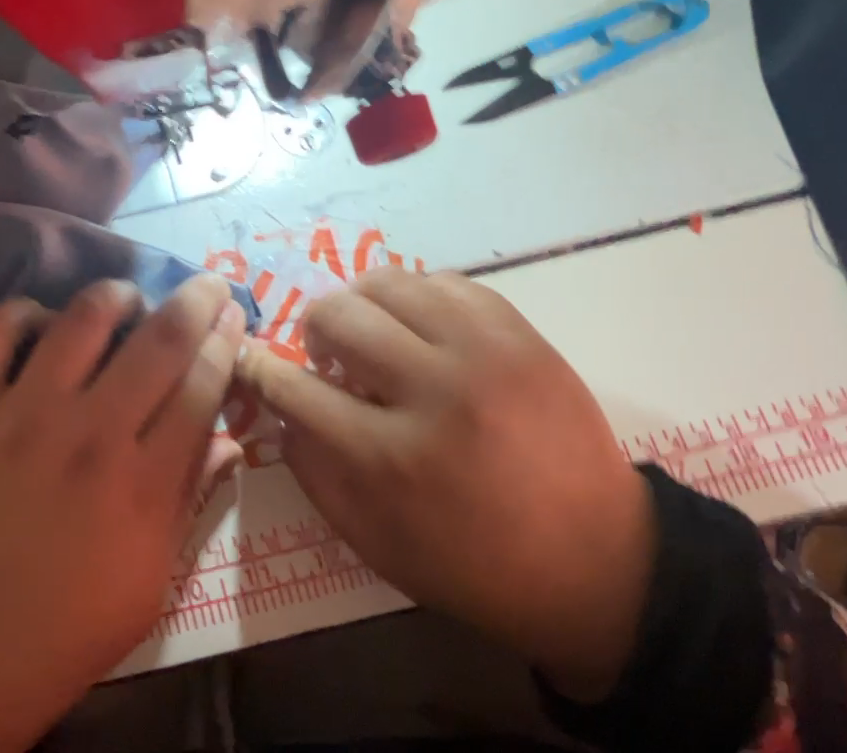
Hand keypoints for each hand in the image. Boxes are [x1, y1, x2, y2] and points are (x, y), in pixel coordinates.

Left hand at [0, 275, 245, 752]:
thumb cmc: (64, 628)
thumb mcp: (150, 585)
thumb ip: (188, 503)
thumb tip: (228, 441)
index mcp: (143, 483)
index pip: (201, 389)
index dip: (225, 344)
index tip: (234, 317)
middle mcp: (90, 433)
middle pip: (157, 343)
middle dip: (193, 303)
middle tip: (206, 284)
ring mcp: (22, 414)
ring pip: (80, 320)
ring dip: (114, 296)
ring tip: (125, 297)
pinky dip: (20, 314)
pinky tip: (39, 318)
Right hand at [235, 268, 653, 701]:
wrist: (597, 563)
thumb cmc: (472, 565)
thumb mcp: (374, 542)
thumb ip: (314, 471)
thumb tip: (280, 407)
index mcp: (390, 457)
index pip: (295, 388)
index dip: (260, 368)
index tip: (249, 358)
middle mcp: (433, 390)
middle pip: (337, 316)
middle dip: (312, 331)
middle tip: (326, 357)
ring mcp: (484, 353)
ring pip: (389, 283)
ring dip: (361, 305)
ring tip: (371, 336)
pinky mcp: (521, 335)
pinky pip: (446, 281)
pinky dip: (417, 299)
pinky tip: (420, 329)